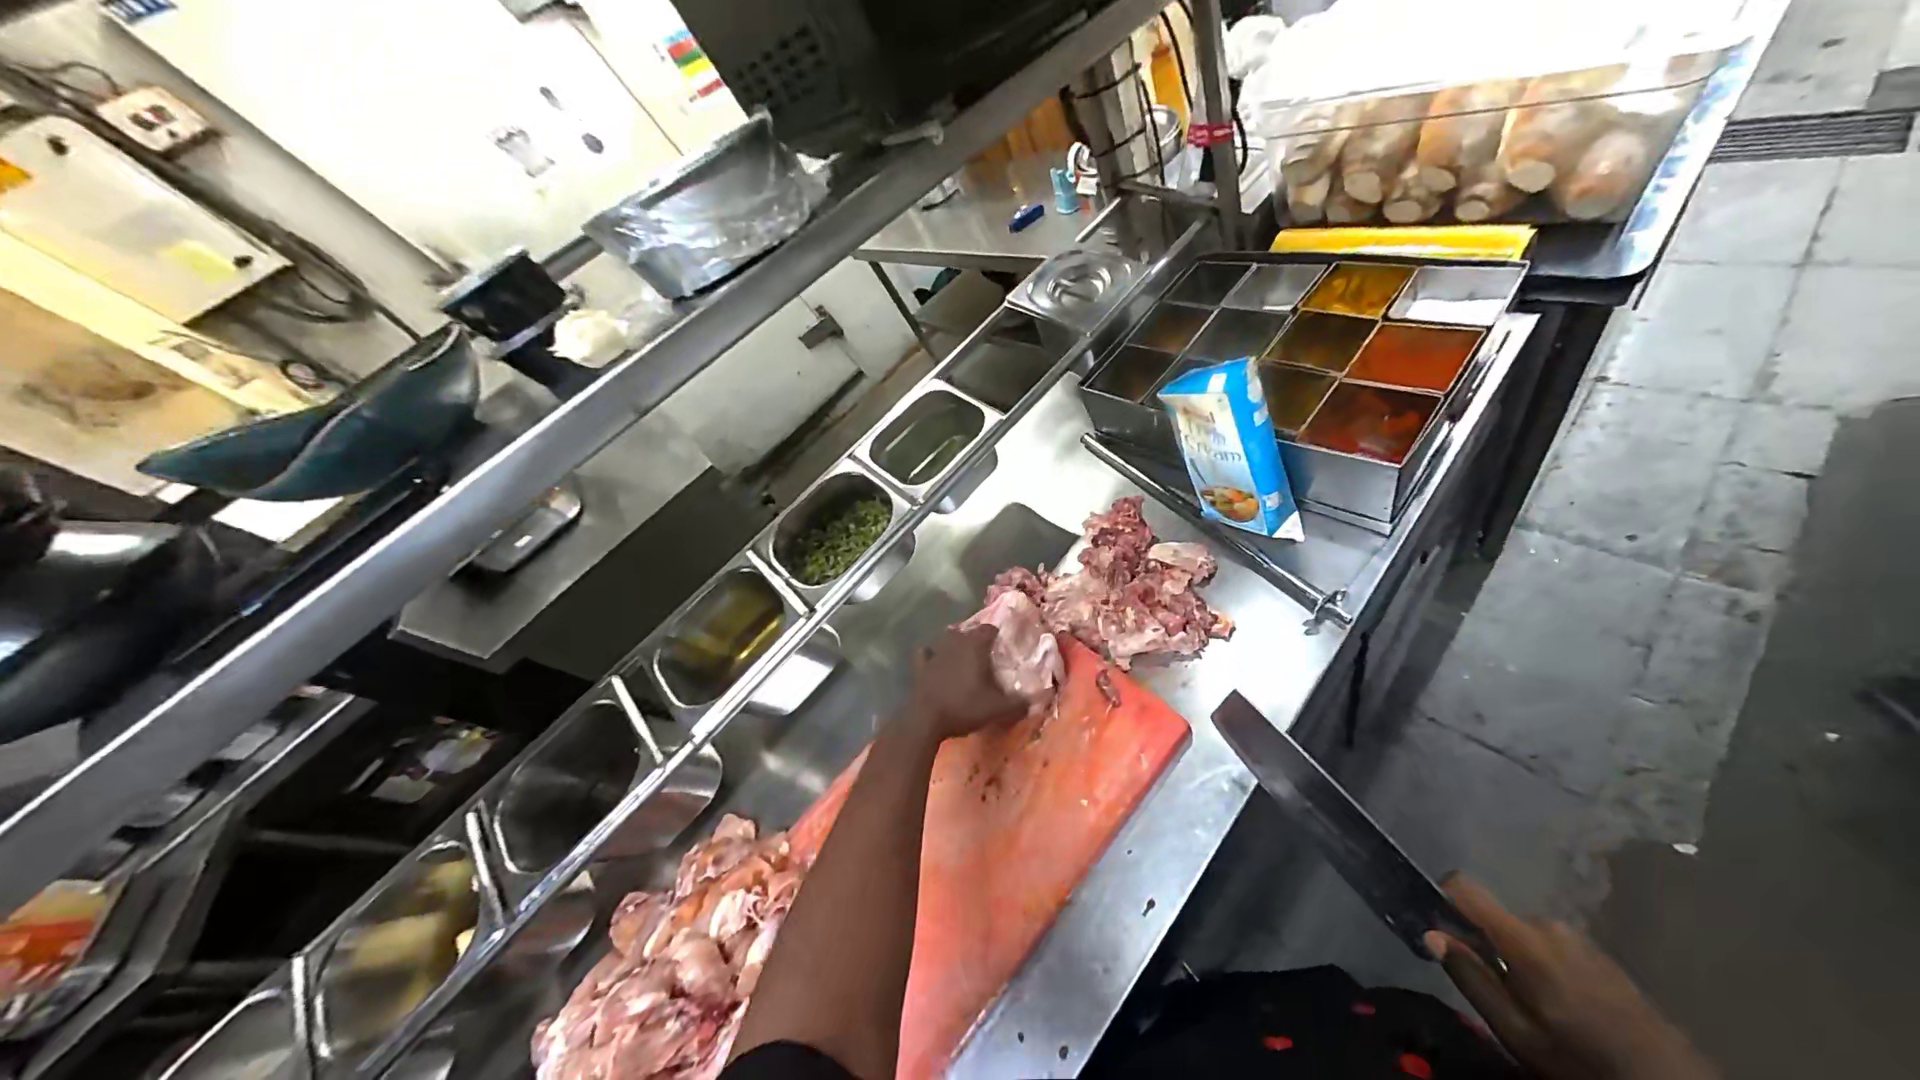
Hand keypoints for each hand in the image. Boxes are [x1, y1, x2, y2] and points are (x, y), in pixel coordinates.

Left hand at [901, 625, 1025, 742]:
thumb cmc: (964, 707)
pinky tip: (935, 660)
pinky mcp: (920, 666)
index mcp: (974, 646)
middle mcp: (954, 643)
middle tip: (988, 654)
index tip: (1004, 646)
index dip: (997, 635)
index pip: (989, 629)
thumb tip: (1038, 699)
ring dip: (956, 644)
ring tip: (965, 656)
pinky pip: (926, 652)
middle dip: (978, 639)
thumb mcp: (997, 708)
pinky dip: (931, 654)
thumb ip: (1019, 702)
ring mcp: (935, 653)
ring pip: (947, 639)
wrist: (926, 719)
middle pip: (968, 632)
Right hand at [1426, 876, 1717, 1079]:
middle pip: (1494, 917)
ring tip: (1534, 1003)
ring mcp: (1579, 938)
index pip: (1464, 886)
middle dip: (1485, 944)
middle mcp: (1549, 924)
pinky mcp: (1599, 954)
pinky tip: (1563, 1004)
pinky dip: (1542, 964)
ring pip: (1522, 933)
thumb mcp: (1516, 1030)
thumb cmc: (1582, 1059)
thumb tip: (1431, 933)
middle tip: (1497, 989)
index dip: (1442, 897)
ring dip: (1516, 957)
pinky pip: (1550, 945)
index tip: (1440, 928)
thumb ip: (1471, 977)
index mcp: (1524, 938)